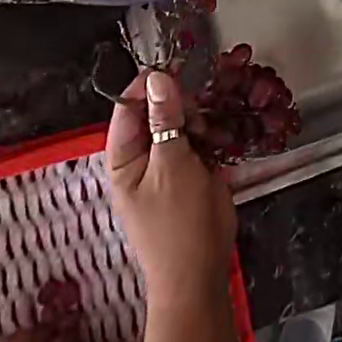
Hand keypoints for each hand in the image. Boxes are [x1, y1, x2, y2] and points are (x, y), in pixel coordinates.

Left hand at [106, 72, 235, 304]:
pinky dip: (208, 135)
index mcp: (123, 156)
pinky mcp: (191, 169)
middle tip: (196, 117)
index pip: (128, 107)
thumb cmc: (178, 222)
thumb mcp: (171, 166)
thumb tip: (157, 78)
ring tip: (208, 136)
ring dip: (197, 120)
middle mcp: (142, 155)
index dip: (148, 86)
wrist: (200, 270)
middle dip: (179, 106)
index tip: (175, 71)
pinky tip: (218, 143)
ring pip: (181, 122)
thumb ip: (166, 120)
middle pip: (157, 110)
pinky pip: (197, 139)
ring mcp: (167, 162)